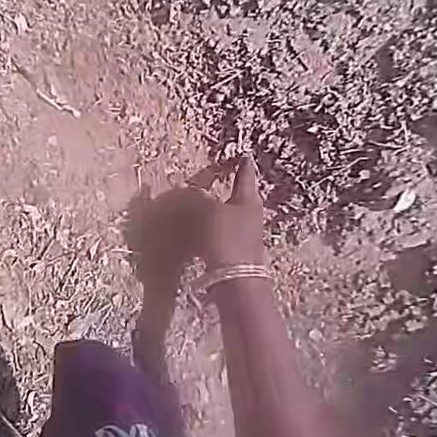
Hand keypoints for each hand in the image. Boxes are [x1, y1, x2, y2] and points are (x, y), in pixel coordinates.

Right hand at [126, 154, 267, 291]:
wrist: (235, 281)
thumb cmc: (228, 239)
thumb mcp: (210, 212)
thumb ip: (198, 198)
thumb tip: (188, 191)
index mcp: (248, 200)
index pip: (245, 175)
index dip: (241, 164)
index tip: (243, 155)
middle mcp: (248, 216)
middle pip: (233, 197)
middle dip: (219, 190)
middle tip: (205, 182)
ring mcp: (241, 235)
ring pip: (221, 217)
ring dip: (207, 213)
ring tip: (189, 208)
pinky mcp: (231, 253)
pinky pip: (214, 236)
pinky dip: (202, 232)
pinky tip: (189, 235)